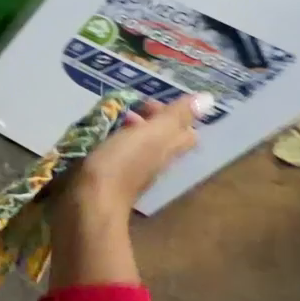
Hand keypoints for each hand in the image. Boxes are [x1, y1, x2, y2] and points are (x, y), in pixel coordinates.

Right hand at [61, 98, 201, 220]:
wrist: (91, 202)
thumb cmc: (120, 164)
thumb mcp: (150, 133)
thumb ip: (177, 115)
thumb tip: (208, 98)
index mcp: (169, 147)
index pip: (184, 130)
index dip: (172, 114)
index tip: (146, 104)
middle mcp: (156, 161)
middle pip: (161, 138)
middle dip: (149, 122)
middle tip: (126, 112)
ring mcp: (133, 172)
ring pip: (139, 147)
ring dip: (129, 133)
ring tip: (108, 124)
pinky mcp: (111, 180)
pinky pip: (119, 158)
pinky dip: (112, 146)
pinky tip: (97, 144)